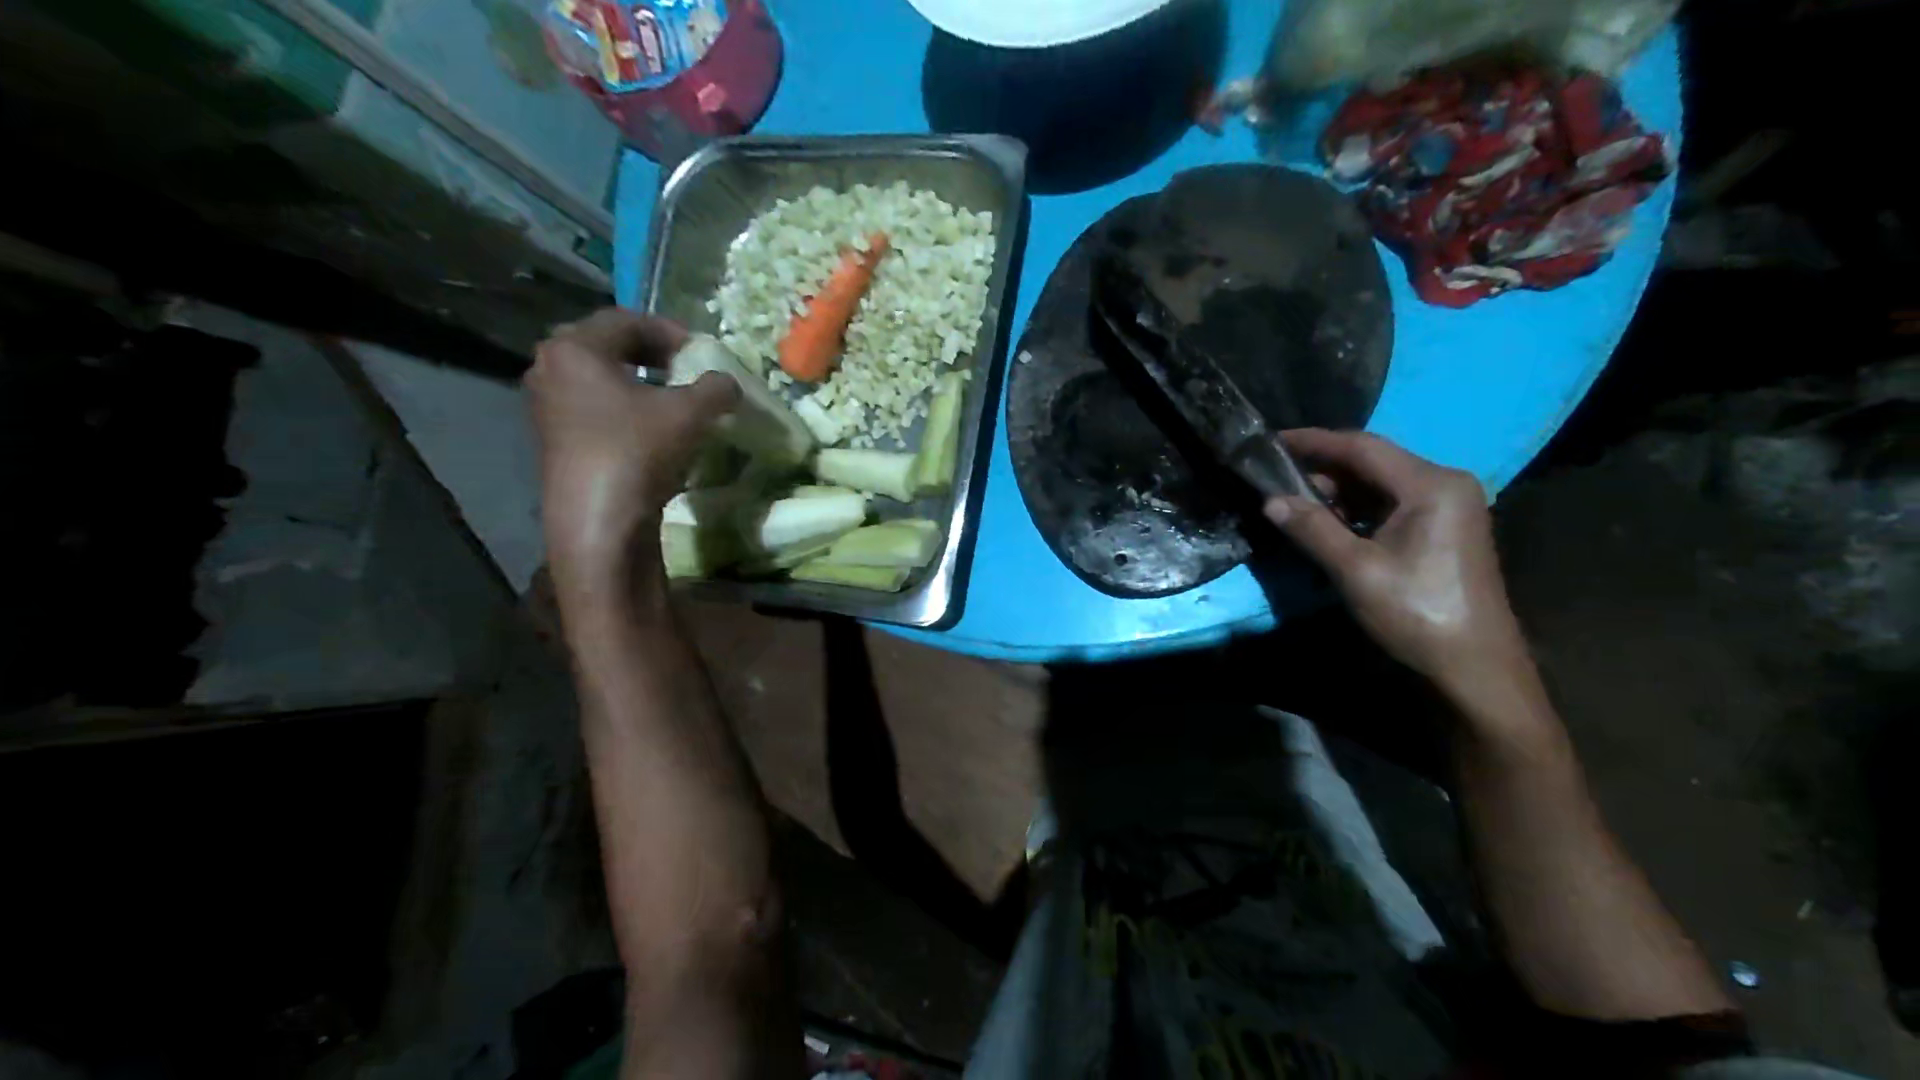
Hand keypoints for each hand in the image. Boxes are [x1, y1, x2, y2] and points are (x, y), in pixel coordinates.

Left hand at [527, 309, 736, 588]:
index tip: (700, 349)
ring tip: (671, 397)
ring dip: (637, 380)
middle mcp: (549, 367)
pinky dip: (622, 405)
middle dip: (650, 352)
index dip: (669, 330)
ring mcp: (545, 404)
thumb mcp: (689, 413)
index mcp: (575, 347)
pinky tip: (649, 428)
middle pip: (606, 345)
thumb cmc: (638, 451)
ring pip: (598, 377)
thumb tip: (727, 382)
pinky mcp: (552, 438)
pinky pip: (591, 404)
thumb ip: (715, 387)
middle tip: (684, 366)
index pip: (626, 320)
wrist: (599, 521)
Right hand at [1263, 429, 1530, 696]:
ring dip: (1337, 489)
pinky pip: (1390, 502)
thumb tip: (1270, 501)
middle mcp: (1444, 484)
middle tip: (1275, 477)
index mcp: (1431, 485)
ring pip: (1379, 482)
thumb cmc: (1416, 613)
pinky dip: (1356, 507)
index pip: (1362, 448)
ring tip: (1292, 500)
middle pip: (1373, 461)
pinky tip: (1327, 520)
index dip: (1314, 441)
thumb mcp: (1356, 570)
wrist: (1473, 666)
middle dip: (1322, 467)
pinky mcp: (1442, 527)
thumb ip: (1312, 529)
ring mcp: (1447, 505)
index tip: (1271, 441)